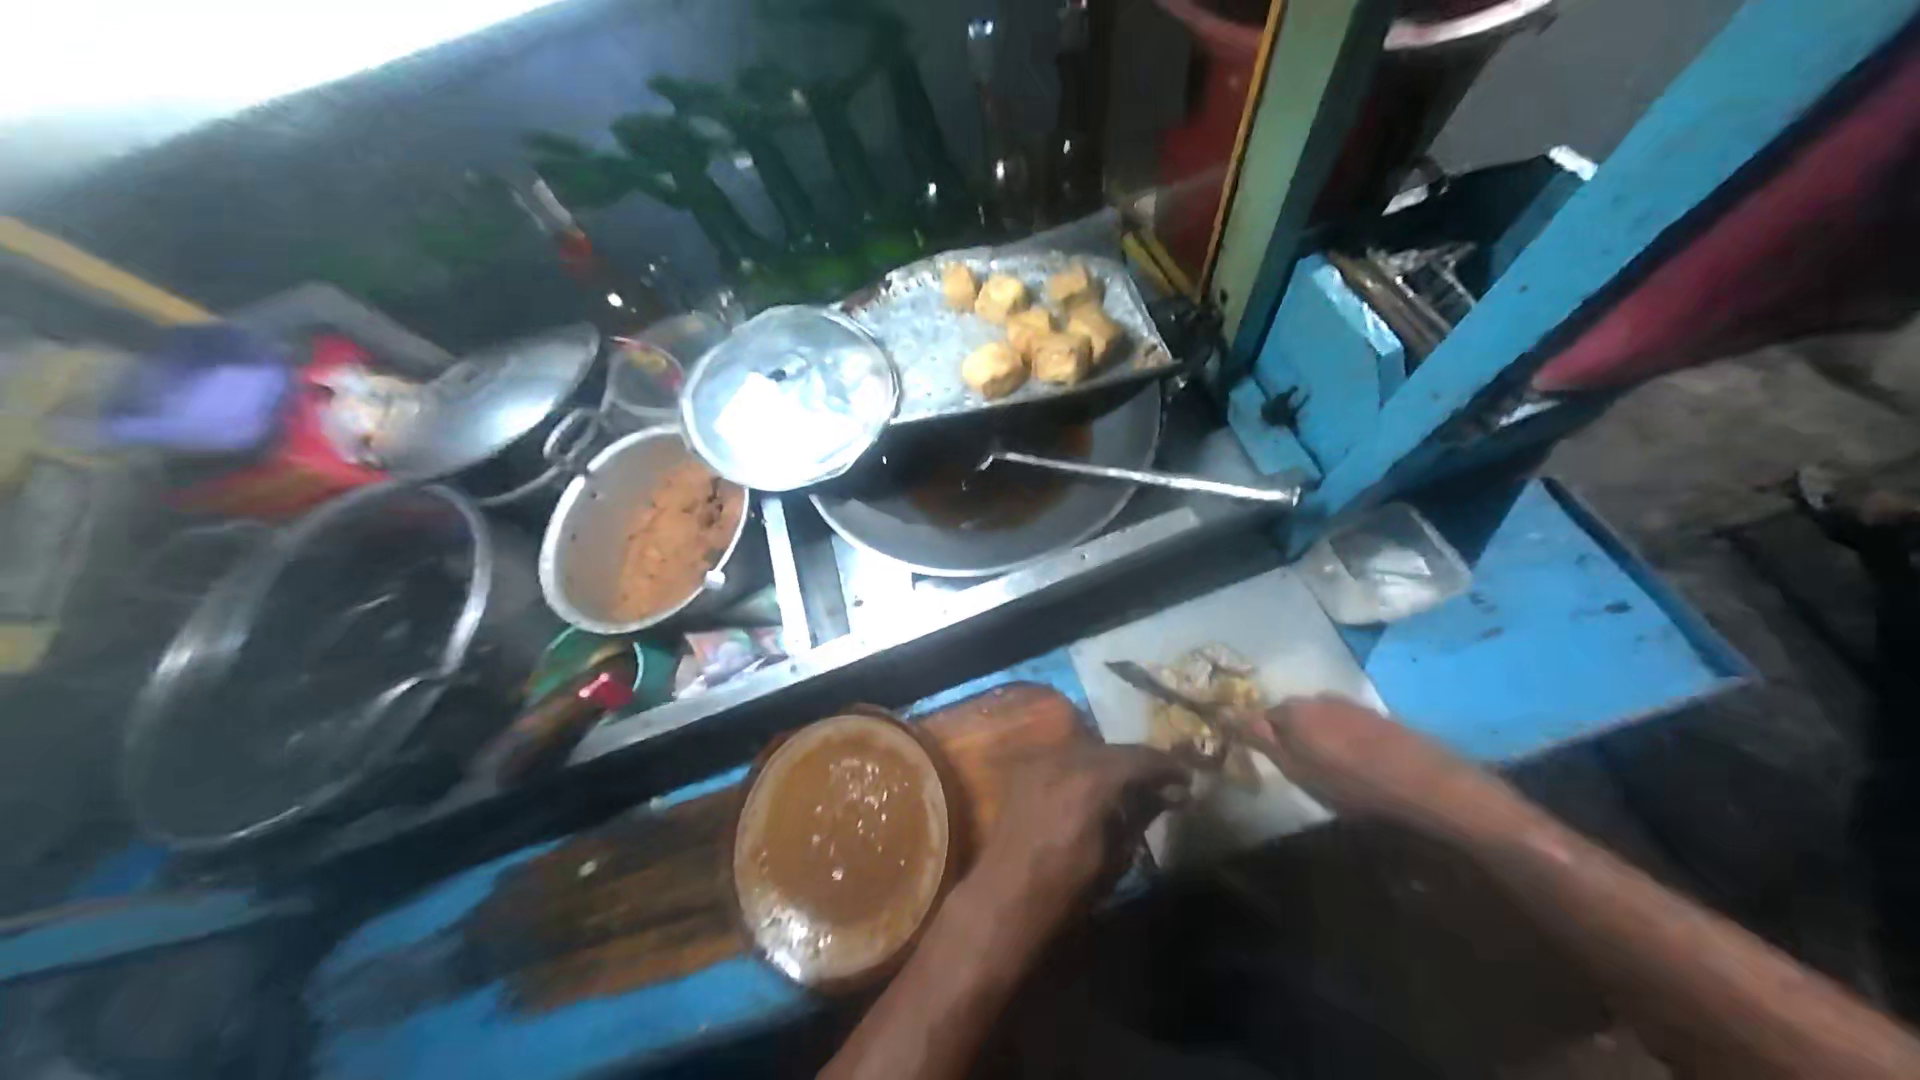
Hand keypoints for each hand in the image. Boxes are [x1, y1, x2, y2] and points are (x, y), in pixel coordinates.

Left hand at [963, 744, 1188, 947]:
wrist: (1006, 896)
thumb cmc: (1068, 887)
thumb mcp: (1117, 854)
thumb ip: (1143, 812)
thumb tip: (1174, 791)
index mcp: (1091, 779)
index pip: (1139, 757)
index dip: (1167, 766)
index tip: (1188, 779)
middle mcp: (1063, 758)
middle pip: (1112, 749)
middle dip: (1140, 762)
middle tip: (1164, 783)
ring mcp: (1039, 760)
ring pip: (1086, 748)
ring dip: (1111, 761)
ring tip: (1131, 784)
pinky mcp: (1024, 769)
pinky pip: (1063, 756)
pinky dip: (1084, 765)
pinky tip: (1094, 785)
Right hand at [1239, 696, 1518, 836]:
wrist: (1429, 785)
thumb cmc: (1352, 783)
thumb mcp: (1297, 770)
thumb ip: (1262, 740)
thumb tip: (1226, 712)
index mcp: (1294, 710)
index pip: (1261, 716)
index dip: (1260, 736)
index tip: (1265, 757)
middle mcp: (1319, 698)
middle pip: (1292, 714)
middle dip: (1289, 734)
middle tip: (1297, 766)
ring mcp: (1351, 705)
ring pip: (1320, 718)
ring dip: (1318, 736)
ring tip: (1328, 766)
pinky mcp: (1379, 717)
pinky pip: (1346, 724)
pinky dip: (1343, 738)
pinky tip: (1356, 762)